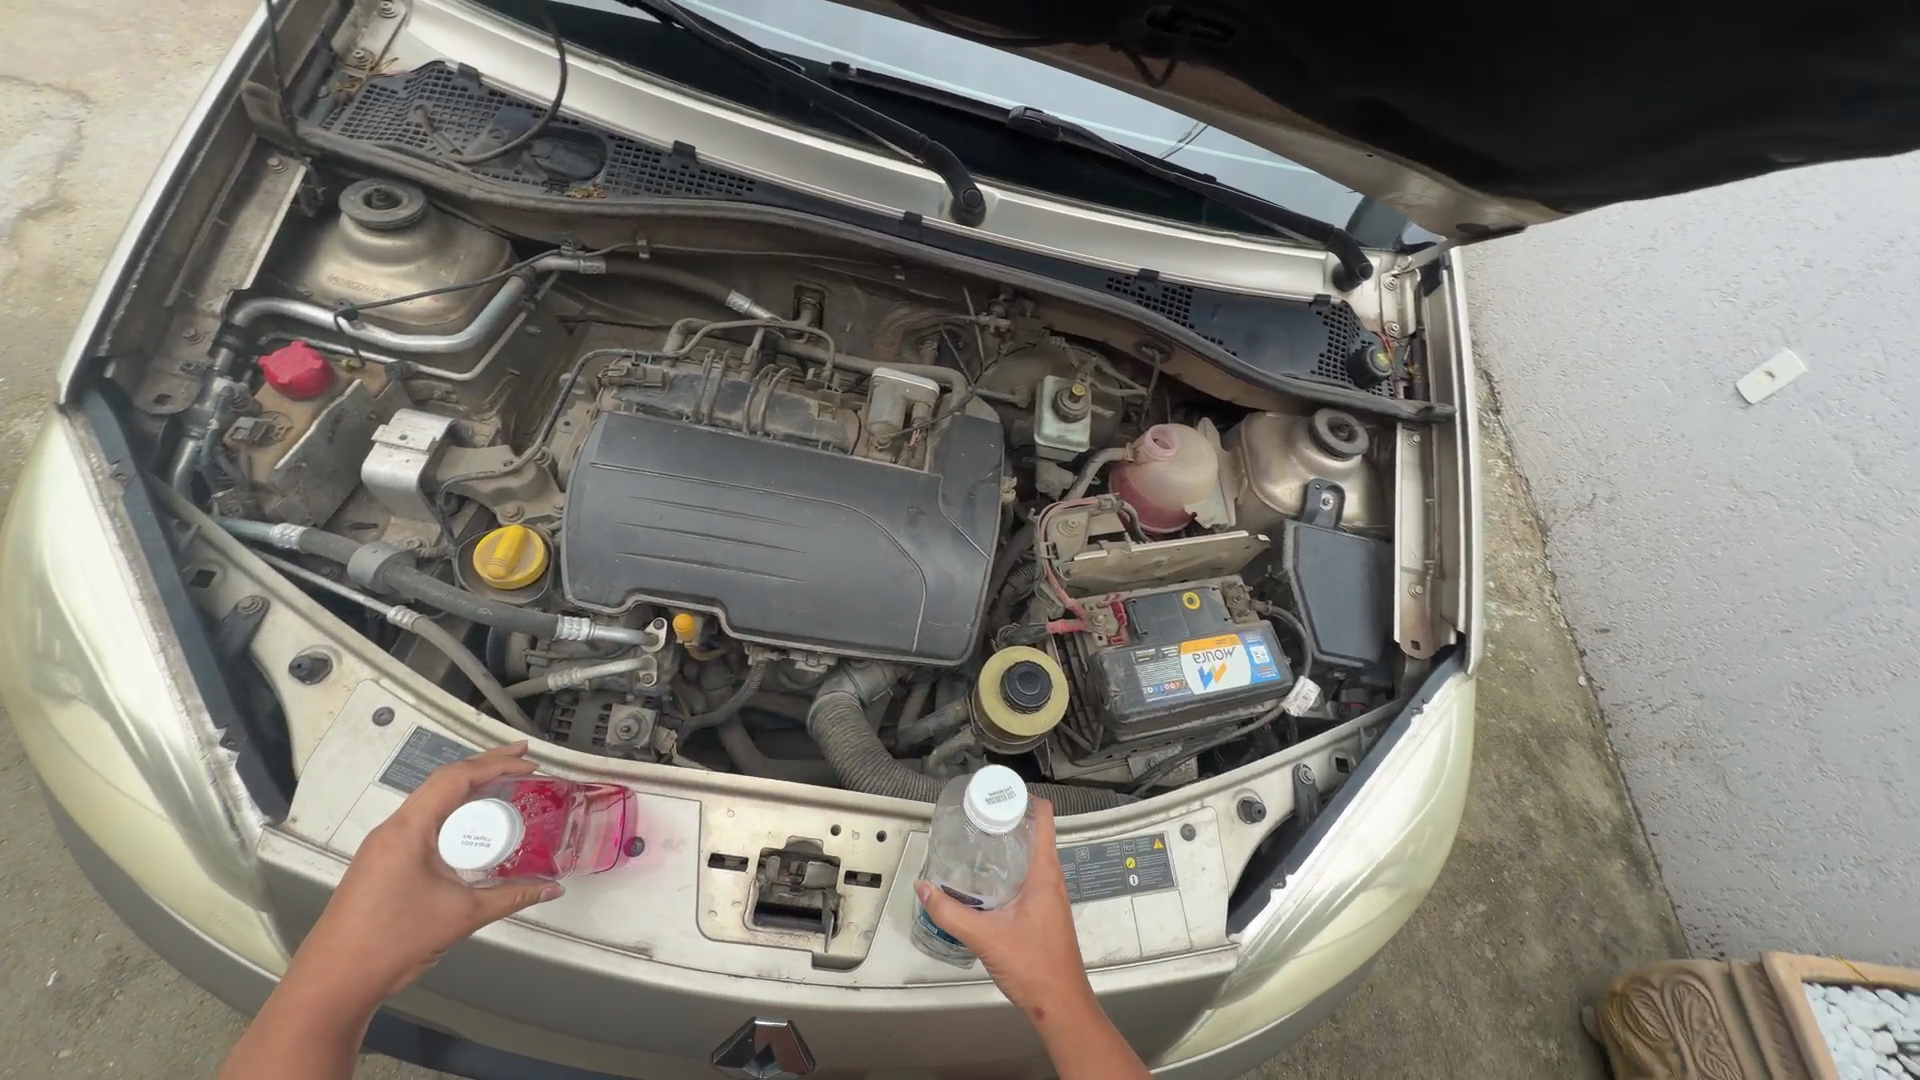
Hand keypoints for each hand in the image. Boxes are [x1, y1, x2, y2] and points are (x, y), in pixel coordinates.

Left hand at [288, 742, 562, 1009]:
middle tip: (525, 759)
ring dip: (469, 787)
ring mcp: (384, 845)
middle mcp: (394, 828)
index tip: (531, 765)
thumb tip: (553, 887)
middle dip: (486, 765)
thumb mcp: (462, 915)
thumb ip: (512, 896)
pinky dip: (455, 810)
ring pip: (433, 800)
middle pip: (444, 781)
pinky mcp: (382, 862)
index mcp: (409, 829)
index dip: (497, 765)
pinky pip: (425, 821)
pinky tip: (474, 823)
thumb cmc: (393, 941)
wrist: (331, 986)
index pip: (457, 778)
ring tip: (506, 784)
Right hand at [915, 799, 1094, 1023]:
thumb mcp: (985, 936)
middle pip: (1037, 834)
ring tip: (981, 840)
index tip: (999, 792)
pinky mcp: (1046, 912)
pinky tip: (990, 879)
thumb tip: (924, 888)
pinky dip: (1013, 867)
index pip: (1044, 819)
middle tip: (979, 814)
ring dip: (1012, 844)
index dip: (1025, 799)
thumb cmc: (1034, 966)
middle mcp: (1053, 879)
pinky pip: (1032, 876)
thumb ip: (950, 913)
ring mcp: (1052, 896)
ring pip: (1034, 856)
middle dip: (1010, 820)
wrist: (1061, 1005)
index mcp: (1045, 873)